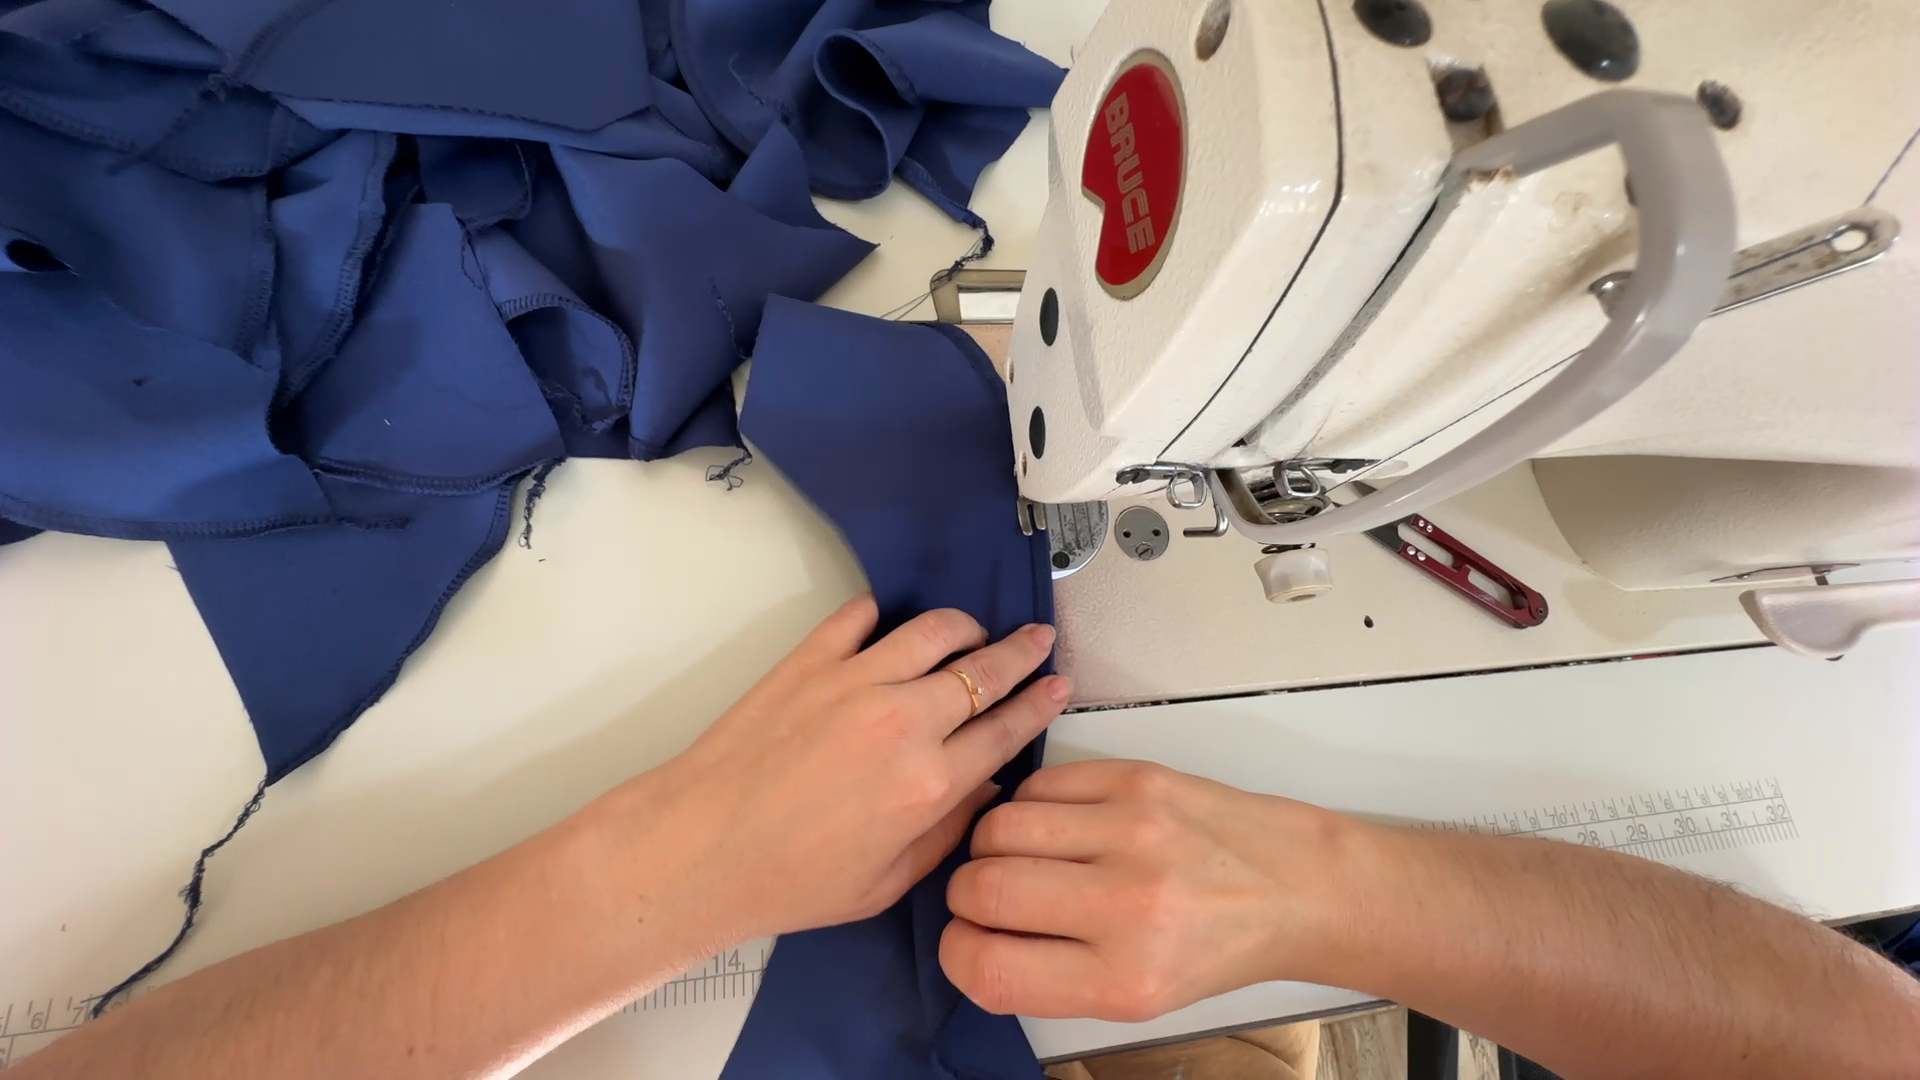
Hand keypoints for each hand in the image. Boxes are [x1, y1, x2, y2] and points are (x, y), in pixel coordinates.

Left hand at [636, 595, 1069, 941]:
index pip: (1005, 730)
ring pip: (935, 630)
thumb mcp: (885, 884)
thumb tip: (986, 788)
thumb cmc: (791, 880)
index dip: (1040, 703)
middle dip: (1023, 652)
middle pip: (985, 671)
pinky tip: (891, 622)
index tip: (1059, 683)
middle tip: (1038, 638)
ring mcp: (857, 680)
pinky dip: (883, 613)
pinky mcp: (812, 658)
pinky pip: (861, 615)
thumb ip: (947, 834)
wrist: (698, 850)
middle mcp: (904, 721)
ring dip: (965, 626)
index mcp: (928, 784)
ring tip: (972, 631)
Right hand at [940, 760, 1356, 1021]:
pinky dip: (1026, 804)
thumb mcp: (1135, 994)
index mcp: (1125, 979)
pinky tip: (1051, 822)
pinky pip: (1036, 783)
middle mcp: (1125, 903)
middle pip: (983, 887)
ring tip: (1018, 853)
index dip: (955, 952)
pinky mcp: (1134, 775)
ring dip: (990, 843)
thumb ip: (1049, 972)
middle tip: (985, 893)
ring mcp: (1130, 828)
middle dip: (965, 892)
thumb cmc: (1211, 946)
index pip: (990, 967)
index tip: (965, 939)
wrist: (1290, 882)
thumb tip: (970, 932)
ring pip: (999, 824)